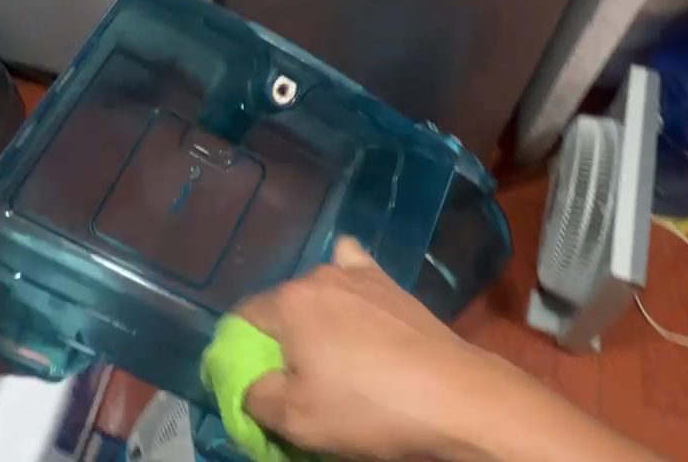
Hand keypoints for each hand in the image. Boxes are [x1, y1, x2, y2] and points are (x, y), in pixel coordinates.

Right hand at [233, 237, 527, 461]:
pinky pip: (354, 267)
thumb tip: (252, 384)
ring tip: (331, 354)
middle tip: (295, 377)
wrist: (448, 394)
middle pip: (283, 304)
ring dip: (314, 315)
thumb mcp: (296, 420)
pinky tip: (355, 302)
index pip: (245, 317)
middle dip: (280, 335)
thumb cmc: (364, 407)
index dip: (240, 349)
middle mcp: (319, 275)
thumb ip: (257, 396)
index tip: (253, 379)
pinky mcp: (388, 280)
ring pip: (318, 288)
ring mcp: (357, 273)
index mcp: (288, 302)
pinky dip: (346, 279)